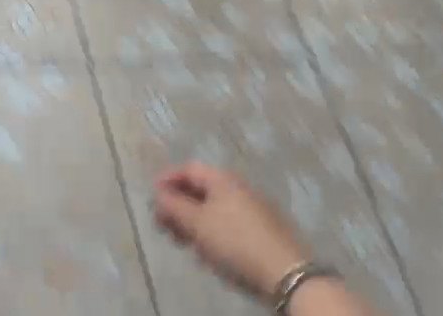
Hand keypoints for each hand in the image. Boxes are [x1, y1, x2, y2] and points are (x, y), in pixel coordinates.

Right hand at [152, 162, 309, 299]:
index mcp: (222, 179)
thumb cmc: (235, 241)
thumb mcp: (196, 223)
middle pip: (201, 190)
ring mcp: (255, 209)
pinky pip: (231, 224)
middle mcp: (239, 187)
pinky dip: (215, 232)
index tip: (153, 198)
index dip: (167, 180)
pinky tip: (211, 251)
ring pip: (216, 209)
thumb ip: (172, 205)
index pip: (187, 169)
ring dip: (195, 222)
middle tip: (166, 225)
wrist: (289, 275)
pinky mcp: (265, 231)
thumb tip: (159, 194)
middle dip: (180, 206)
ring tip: (186, 242)